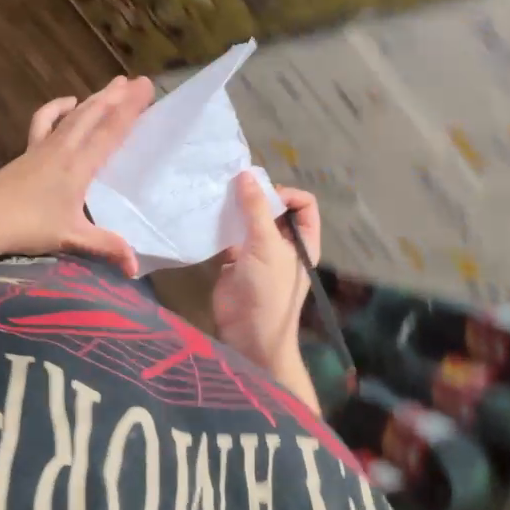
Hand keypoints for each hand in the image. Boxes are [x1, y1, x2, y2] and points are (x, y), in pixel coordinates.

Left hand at [0, 76, 151, 276]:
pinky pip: (45, 120)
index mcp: (79, 166)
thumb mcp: (71, 237)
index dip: (130, 109)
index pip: (110, 131)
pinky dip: (58, 108)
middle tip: (139, 80)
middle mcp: (64, 148)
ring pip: (75, 115)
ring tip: (114, 84)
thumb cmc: (28, 227)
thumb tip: (135, 266)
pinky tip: (70, 101)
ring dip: (96, 98)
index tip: (146, 88)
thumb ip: (105, 246)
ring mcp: (44, 146)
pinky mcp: (29, 150)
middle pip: (95, 115)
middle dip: (118, 97)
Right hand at [210, 174, 320, 377]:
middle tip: (233, 190)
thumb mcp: (266, 245)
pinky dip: (219, 223)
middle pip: (273, 208)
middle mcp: (282, 242)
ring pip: (249, 219)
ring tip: (217, 196)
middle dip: (255, 196)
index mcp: (302, 239)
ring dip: (235, 208)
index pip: (302, 203)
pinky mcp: (235, 260)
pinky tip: (206, 214)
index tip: (263, 195)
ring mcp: (258, 252)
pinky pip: (229, 234)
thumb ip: (256, 209)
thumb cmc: (268, 290)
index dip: (285, 194)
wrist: (248, 335)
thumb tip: (245, 174)